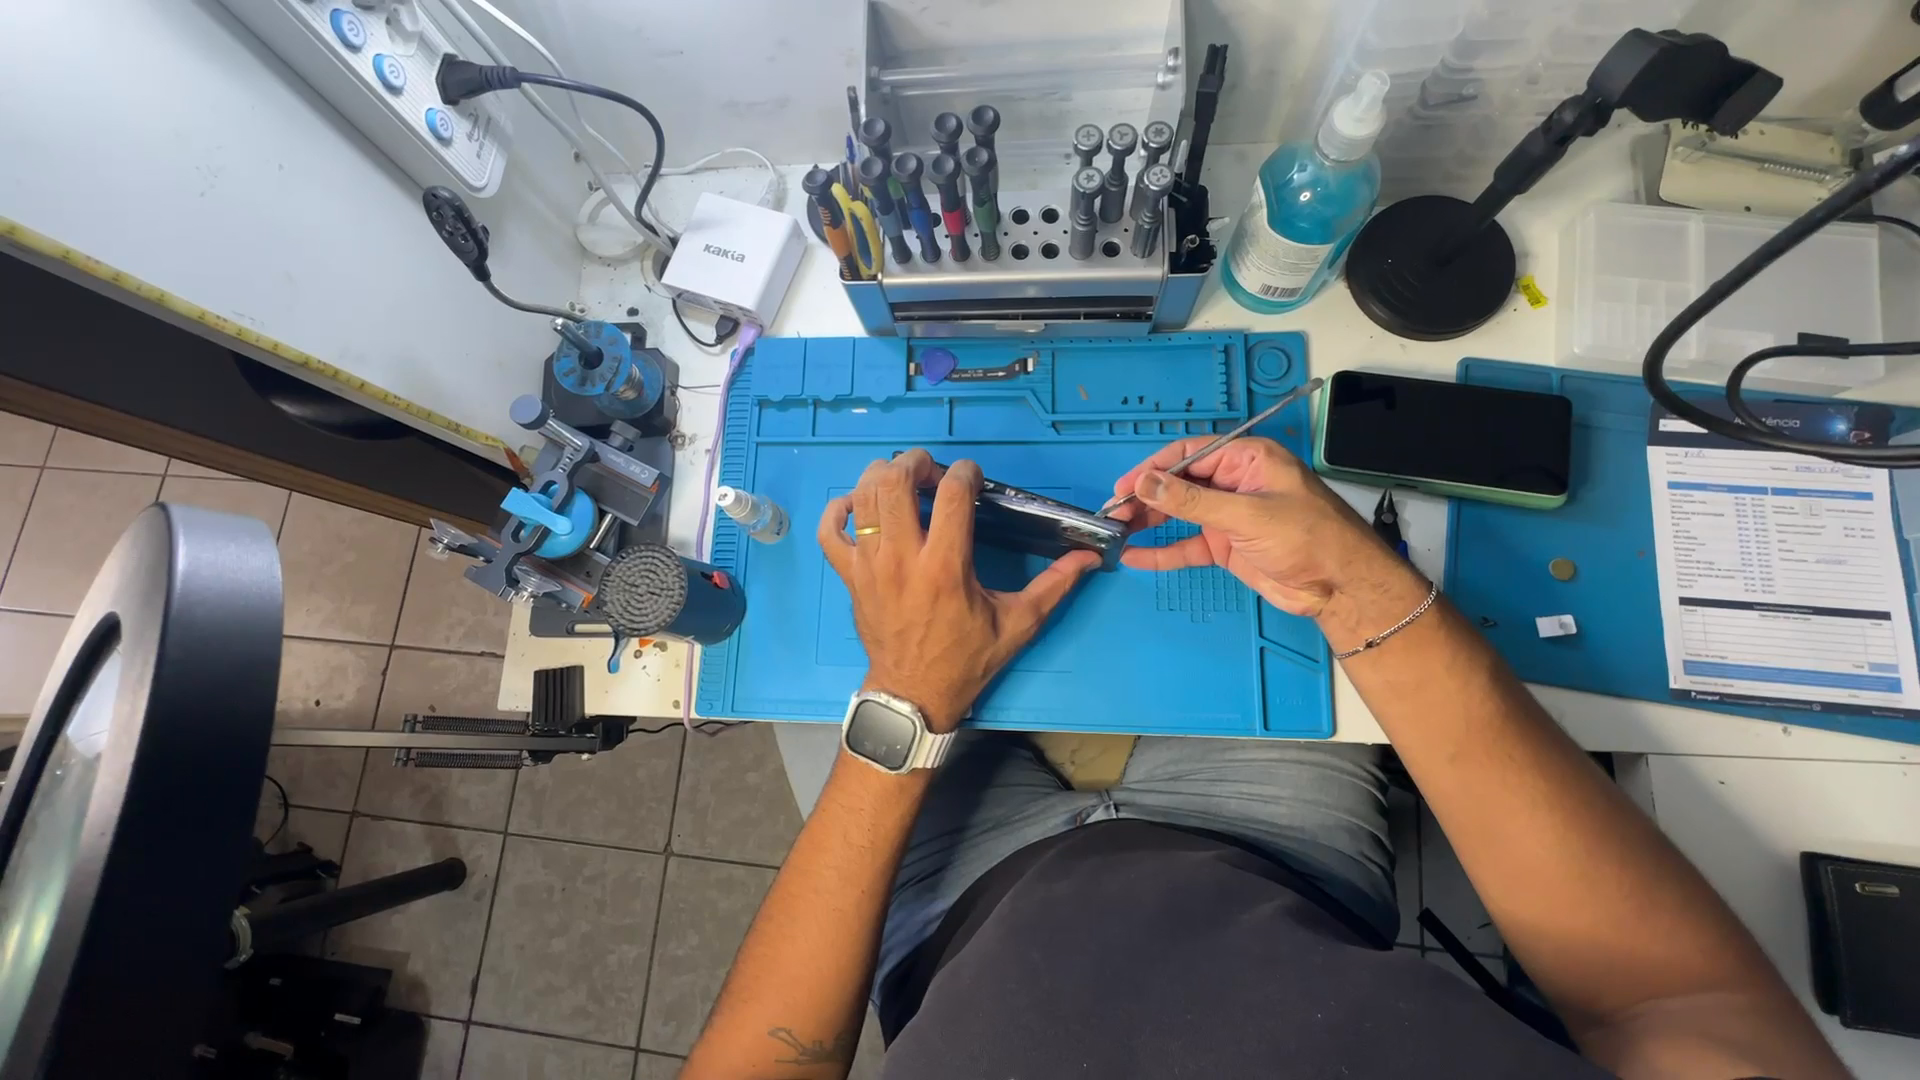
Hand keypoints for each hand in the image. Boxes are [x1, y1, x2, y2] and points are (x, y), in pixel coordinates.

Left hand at [819, 450, 1098, 730]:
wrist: (913, 694)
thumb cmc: (966, 659)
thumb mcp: (1017, 624)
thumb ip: (1054, 586)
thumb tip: (1089, 557)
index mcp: (946, 566)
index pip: (951, 493)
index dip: (965, 472)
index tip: (973, 478)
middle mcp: (902, 557)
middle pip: (895, 481)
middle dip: (915, 462)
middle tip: (932, 472)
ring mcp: (868, 565)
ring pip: (862, 497)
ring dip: (882, 477)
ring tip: (903, 484)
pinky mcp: (849, 575)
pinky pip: (829, 530)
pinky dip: (841, 510)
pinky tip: (861, 508)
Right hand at [1110, 437, 1416, 620]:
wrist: (1340, 587)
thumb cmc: (1306, 537)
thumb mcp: (1246, 515)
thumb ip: (1191, 501)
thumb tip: (1144, 482)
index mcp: (1246, 460)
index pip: (1189, 454)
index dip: (1153, 468)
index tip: (1123, 487)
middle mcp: (1234, 483)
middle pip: (1179, 484)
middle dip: (1145, 498)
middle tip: (1113, 514)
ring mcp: (1229, 516)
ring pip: (1178, 514)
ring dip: (1148, 523)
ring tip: (1116, 533)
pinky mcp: (1226, 547)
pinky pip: (1187, 545)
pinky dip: (1163, 552)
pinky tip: (1136, 558)